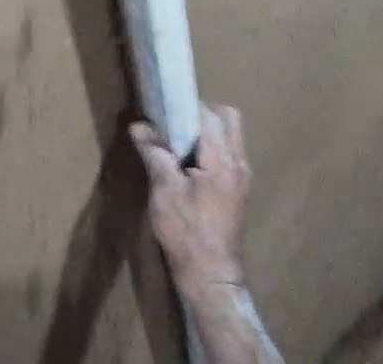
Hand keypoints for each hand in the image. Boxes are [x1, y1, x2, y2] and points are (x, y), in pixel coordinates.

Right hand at [131, 103, 250, 290]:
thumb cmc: (186, 232)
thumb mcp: (164, 191)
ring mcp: (243, 177)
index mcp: (222, 161)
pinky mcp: (240, 189)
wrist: (211, 276)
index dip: (186, 106)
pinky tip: (189, 164)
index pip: (209, 116)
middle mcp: (239, 164)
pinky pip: (230, 153)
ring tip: (179, 142)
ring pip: (232, 135)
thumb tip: (139, 127)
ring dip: (208, 130)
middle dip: (203, 112)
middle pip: (229, 118)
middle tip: (175, 121)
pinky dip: (213, 147)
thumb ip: (154, 153)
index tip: (163, 107)